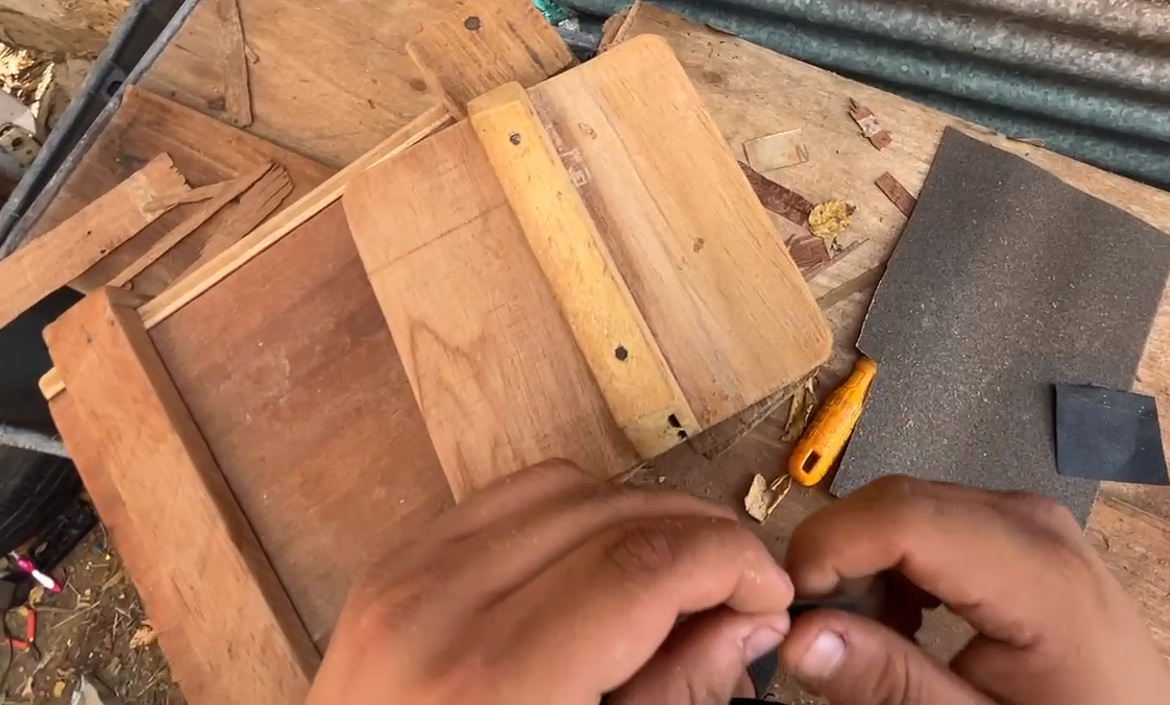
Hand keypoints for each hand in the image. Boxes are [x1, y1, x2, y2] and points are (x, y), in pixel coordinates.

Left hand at [305, 460, 793, 704]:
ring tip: (677, 566)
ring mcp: (408, 569)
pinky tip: (603, 554)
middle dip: (697, 531)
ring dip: (640, 512)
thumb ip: (678, 698)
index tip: (771, 588)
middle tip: (739, 580)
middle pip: (611, 512)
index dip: (728, 560)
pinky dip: (579, 508)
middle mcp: (441, 602)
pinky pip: (515, 495)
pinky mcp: (398, 560)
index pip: (643, 564)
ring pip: (568, 485)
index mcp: (491, 683)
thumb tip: (752, 618)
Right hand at [779, 477, 1169, 704]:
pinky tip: (906, 623)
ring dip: (866, 563)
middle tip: (818, 634)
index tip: (791, 608)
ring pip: (908, 507)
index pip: (905, 516)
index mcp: (1037, 572)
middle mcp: (1029, 518)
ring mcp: (1027, 516)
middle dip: (841, 556)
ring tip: (868, 640)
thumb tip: (795, 638)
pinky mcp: (1020, 527)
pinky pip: (934, 521)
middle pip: (900, 502)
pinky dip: (898, 563)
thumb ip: (893, 685)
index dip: (832, 545)